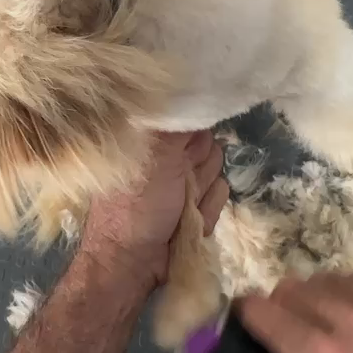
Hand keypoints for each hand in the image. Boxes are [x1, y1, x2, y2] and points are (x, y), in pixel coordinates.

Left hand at [80, 131, 227, 282]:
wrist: (133, 261)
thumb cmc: (136, 205)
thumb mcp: (154, 157)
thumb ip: (175, 127)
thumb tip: (190, 91)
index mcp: (155, 140)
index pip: (192, 119)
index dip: (192, 137)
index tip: (182, 151)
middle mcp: (171, 156)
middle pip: (210, 146)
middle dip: (198, 166)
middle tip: (178, 184)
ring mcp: (187, 182)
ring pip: (217, 173)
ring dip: (201, 193)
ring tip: (178, 208)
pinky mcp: (199, 206)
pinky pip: (219, 198)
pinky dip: (205, 213)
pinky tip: (187, 224)